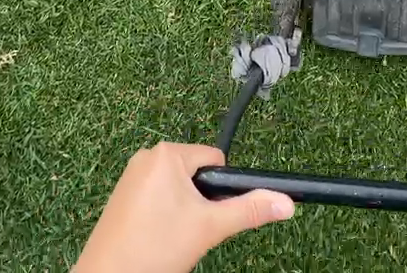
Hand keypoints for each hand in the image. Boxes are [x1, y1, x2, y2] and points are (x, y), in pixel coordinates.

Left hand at [72, 142, 293, 272]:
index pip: (214, 160)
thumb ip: (249, 211)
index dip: (217, 191)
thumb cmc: (153, 252)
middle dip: (197, 203)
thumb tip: (285, 201)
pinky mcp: (121, 196)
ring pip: (176, 189)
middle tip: (185, 232)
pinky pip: (156, 198)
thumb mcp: (209, 228)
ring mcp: (131, 176)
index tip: (205, 216)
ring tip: (168, 240)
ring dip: (181, 211)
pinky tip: (155, 241)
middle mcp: (147, 156)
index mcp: (168, 154)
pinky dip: (162, 217)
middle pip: (194, 174)